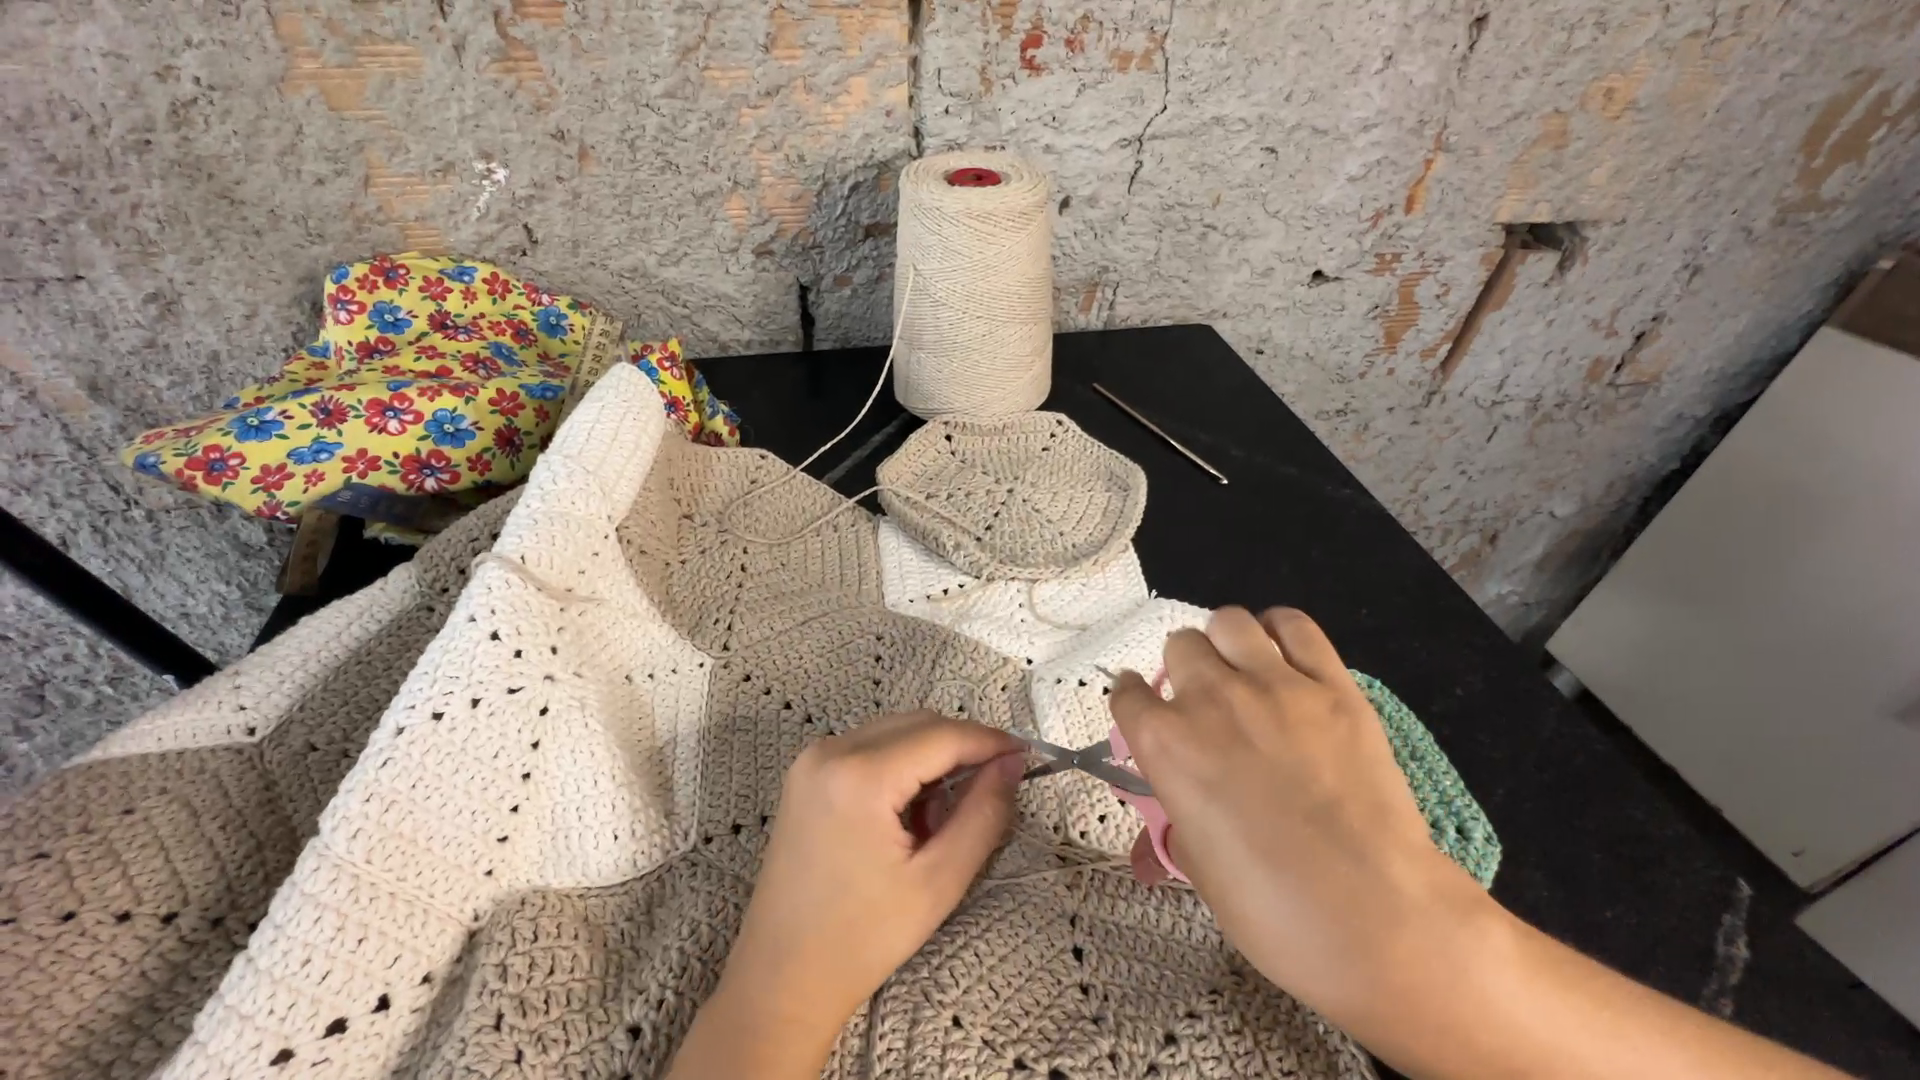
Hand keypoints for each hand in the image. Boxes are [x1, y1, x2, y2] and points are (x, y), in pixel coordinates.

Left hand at [681, 711, 1023, 1075]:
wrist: (782, 976)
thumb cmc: (863, 939)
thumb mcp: (939, 882)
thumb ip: (983, 814)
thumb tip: (1012, 764)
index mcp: (859, 776)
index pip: (942, 735)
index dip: (990, 741)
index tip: (1027, 757)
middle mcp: (829, 751)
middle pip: (918, 723)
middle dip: (961, 748)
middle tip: (991, 792)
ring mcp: (811, 760)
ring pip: (894, 731)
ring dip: (931, 758)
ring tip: (941, 819)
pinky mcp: (805, 774)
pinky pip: (869, 747)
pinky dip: (900, 766)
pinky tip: (908, 816)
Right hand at [1108, 607, 1491, 1024]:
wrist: (1373, 913)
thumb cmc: (1270, 906)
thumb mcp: (1200, 868)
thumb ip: (1177, 827)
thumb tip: (1164, 834)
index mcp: (1166, 743)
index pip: (1128, 693)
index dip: (1134, 699)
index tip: (1145, 710)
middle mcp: (1211, 698)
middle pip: (1180, 644)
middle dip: (1183, 668)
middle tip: (1204, 700)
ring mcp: (1275, 685)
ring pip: (1230, 621)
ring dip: (1226, 642)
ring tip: (1242, 670)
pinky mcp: (1333, 685)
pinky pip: (1296, 626)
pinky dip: (1280, 632)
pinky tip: (1284, 656)